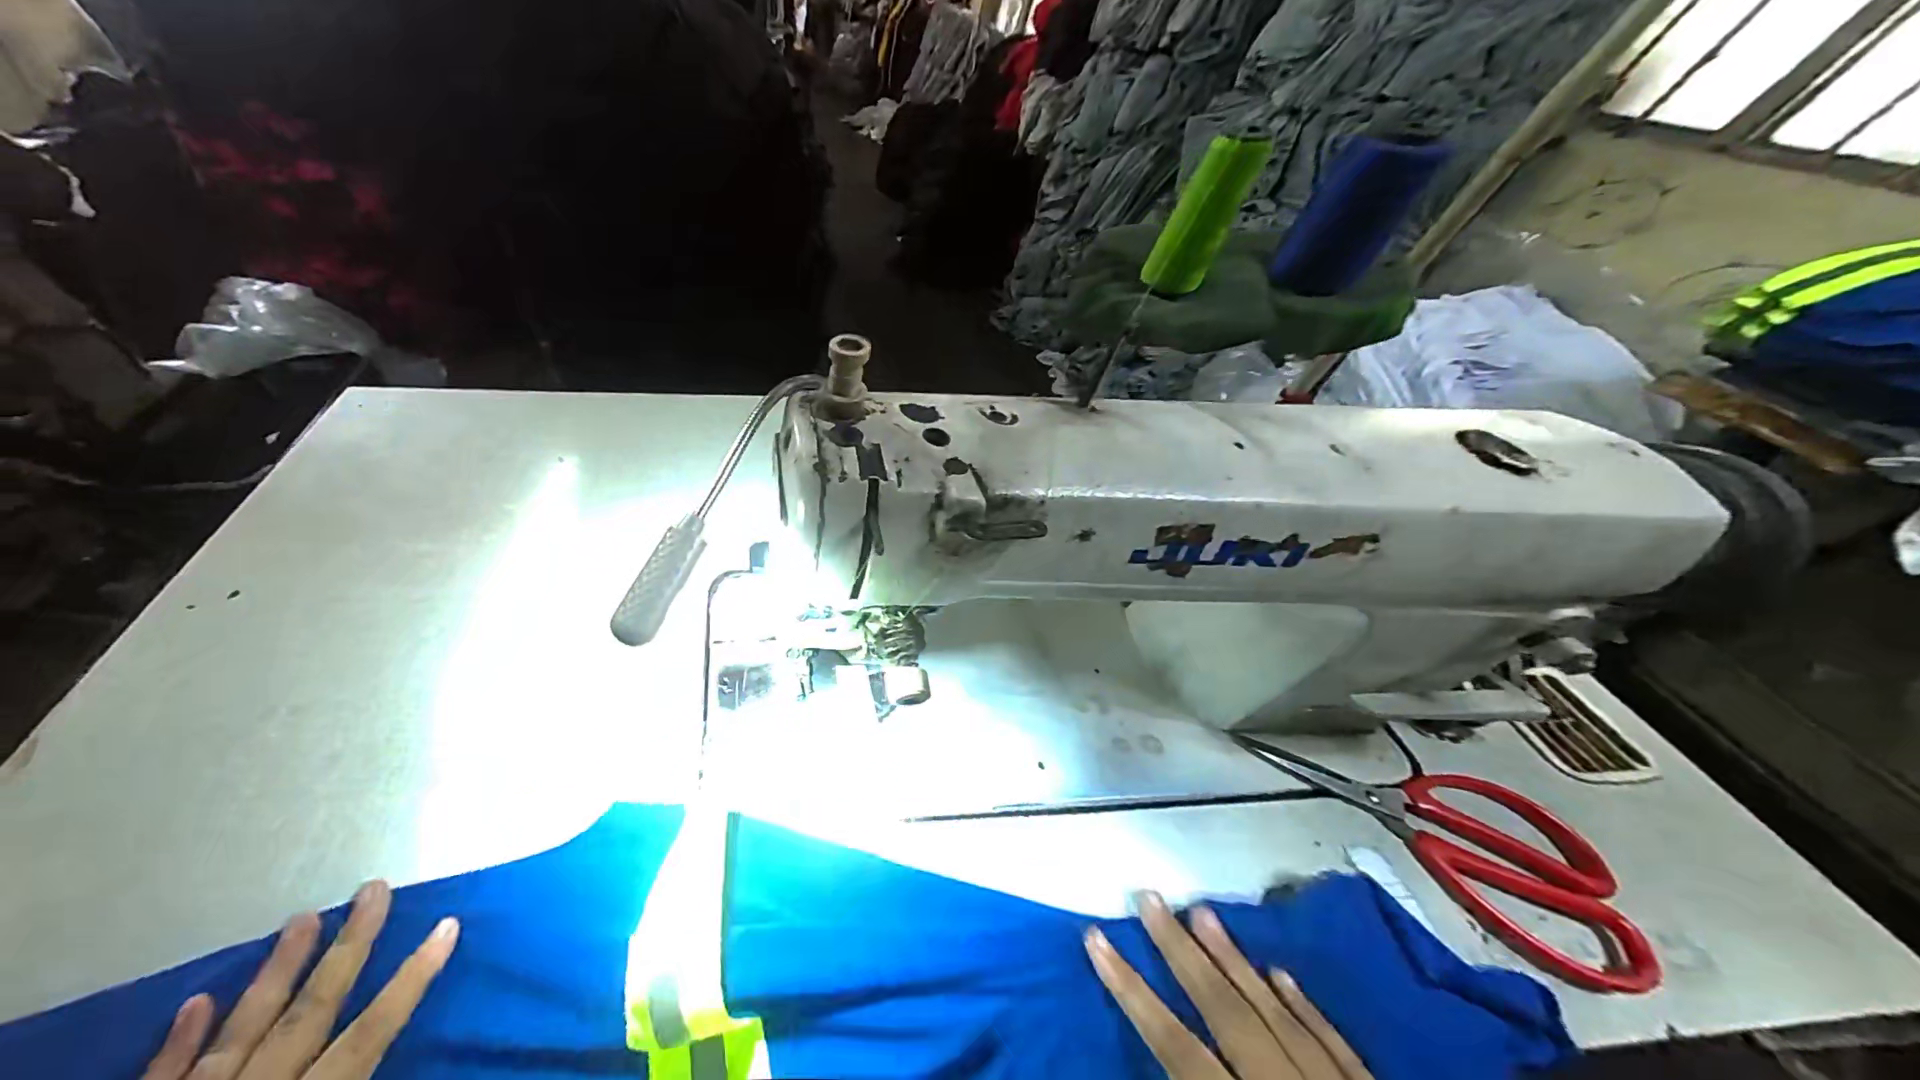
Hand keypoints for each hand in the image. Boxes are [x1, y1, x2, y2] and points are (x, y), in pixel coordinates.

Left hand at [142, 881, 458, 1079]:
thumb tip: (383, 1060)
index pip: (370, 1035)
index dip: (412, 979)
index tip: (447, 925)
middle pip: (311, 1012)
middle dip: (349, 948)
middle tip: (374, 890)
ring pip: (243, 1028)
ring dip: (276, 971)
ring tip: (304, 917)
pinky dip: (179, 1040)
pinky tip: (196, 1002)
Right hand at [1086, 891, 1371, 1079]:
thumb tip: (1165, 1065)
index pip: (1178, 1050)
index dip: (1133, 994)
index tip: (1097, 942)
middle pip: (1226, 1013)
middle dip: (1182, 953)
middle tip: (1150, 899)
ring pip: (1277, 1015)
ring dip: (1235, 962)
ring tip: (1202, 912)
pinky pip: (1335, 1044)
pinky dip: (1306, 1008)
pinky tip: (1281, 974)